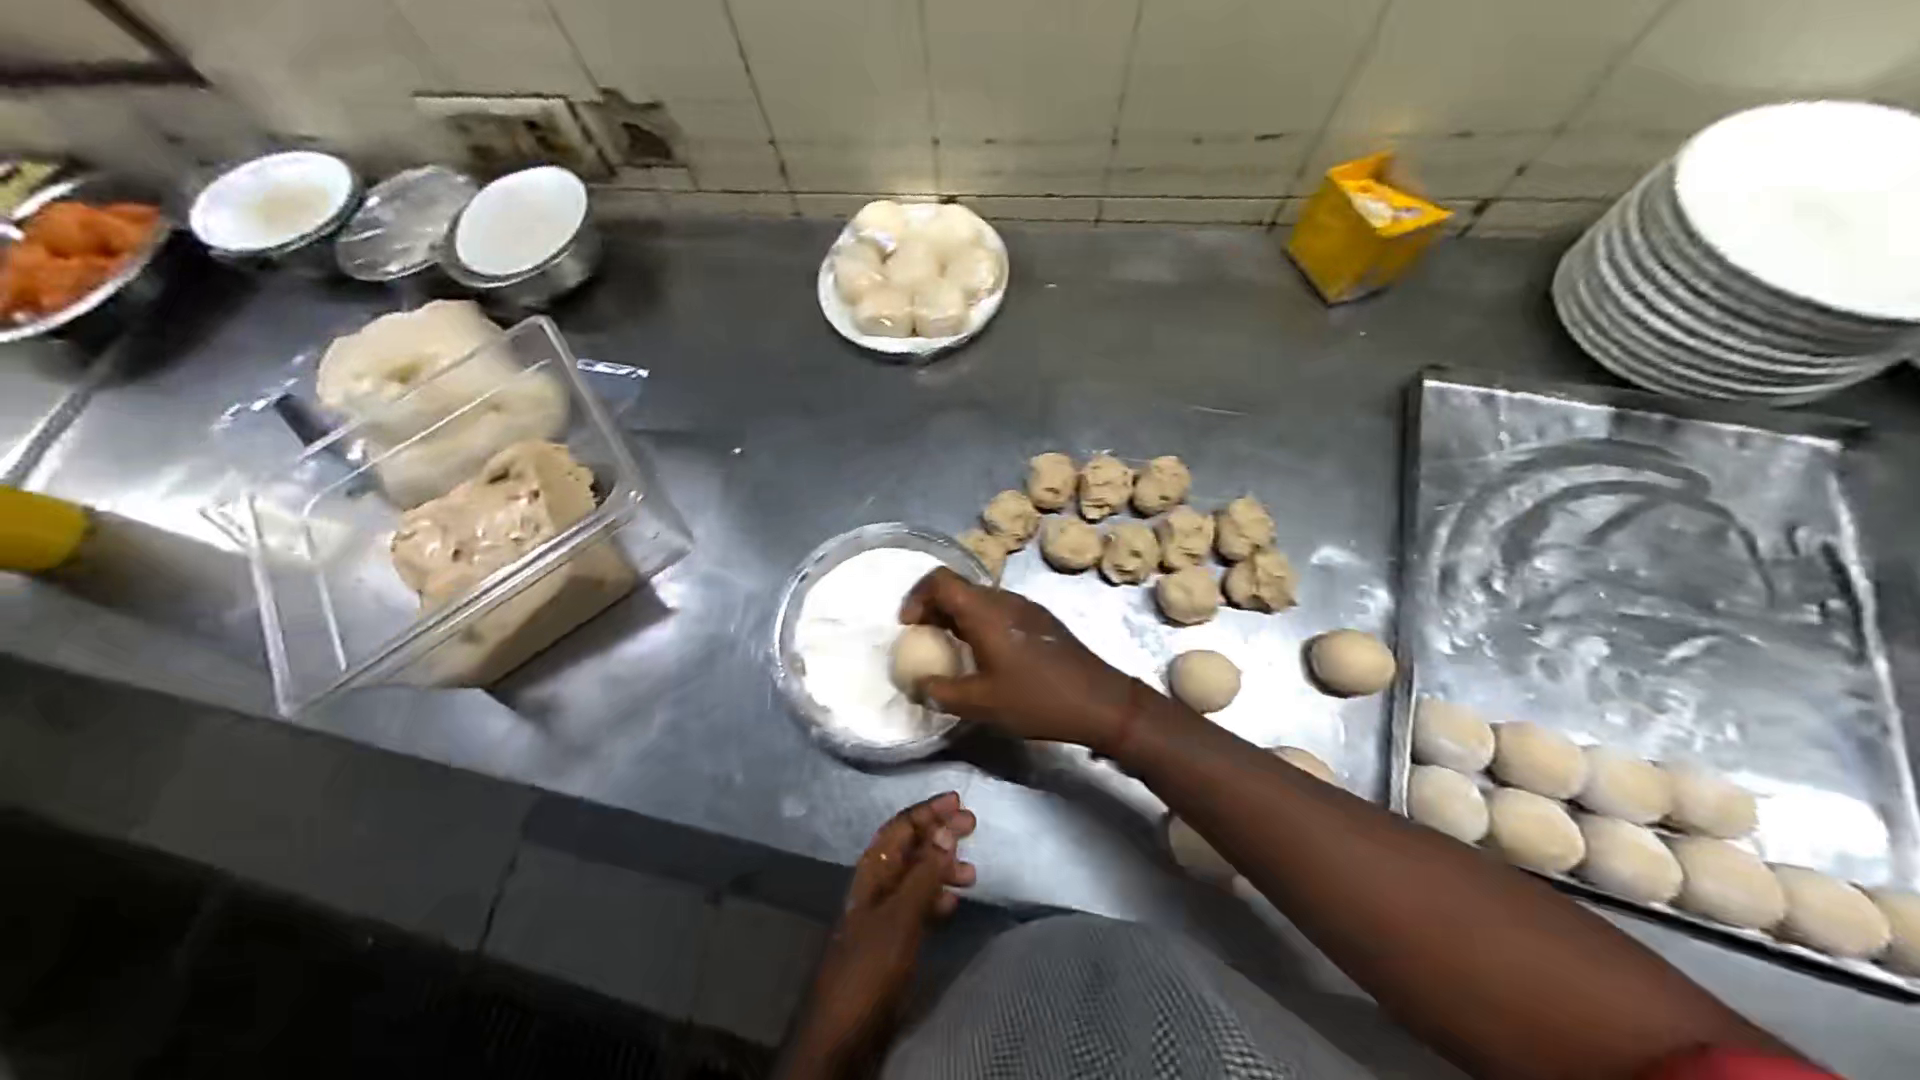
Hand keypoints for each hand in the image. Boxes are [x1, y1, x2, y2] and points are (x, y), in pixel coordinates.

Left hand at [782, 793, 976, 1074]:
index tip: (957, 801)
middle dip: (939, 833)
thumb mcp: (901, 916)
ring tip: (972, 874)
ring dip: (942, 867)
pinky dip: (936, 896)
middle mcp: (876, 885)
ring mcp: (882, 913)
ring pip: (916, 875)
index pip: (900, 827)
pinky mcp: (890, 940)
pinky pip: (917, 904)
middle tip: (971, 826)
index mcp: (873, 872)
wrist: (840, 1032)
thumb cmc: (869, 966)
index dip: (927, 811)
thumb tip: (945, 830)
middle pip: (910, 847)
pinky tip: (953, 903)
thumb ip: (924, 873)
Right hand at [899, 567, 1151, 750]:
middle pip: (959, 587)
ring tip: (950, 648)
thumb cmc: (1037, 699)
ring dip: (957, 617)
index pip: (940, 580)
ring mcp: (1027, 607)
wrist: (1101, 701)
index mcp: (986, 611)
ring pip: (980, 598)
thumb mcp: (980, 703)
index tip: (909, 626)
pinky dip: (979, 623)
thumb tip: (918, 684)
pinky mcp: (1041, 620)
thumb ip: (941, 692)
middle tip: (923, 638)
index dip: (916, 597)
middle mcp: (1005, 600)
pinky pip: (999, 610)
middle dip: (934, 608)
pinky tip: (984, 655)